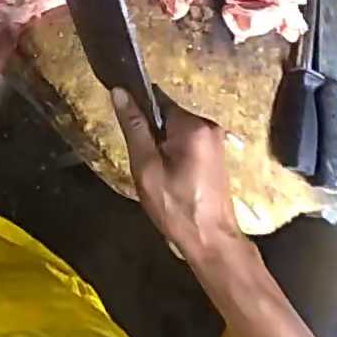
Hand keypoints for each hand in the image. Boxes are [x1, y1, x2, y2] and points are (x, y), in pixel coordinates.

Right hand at [112, 87, 245, 264]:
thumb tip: (120, 92)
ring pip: (176, 129)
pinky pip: (187, 141)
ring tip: (155, 169)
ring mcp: (215, 140)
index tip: (126, 125)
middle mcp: (208, 125)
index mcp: (192, 125)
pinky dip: (174, 151)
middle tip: (142, 159)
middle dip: (151, 130)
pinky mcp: (216, 154)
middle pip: (167, 114)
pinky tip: (170, 174)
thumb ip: (133, 126)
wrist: (213, 244)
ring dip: (162, 143)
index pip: (157, 98)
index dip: (138, 108)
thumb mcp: (147, 166)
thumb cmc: (176, 206)